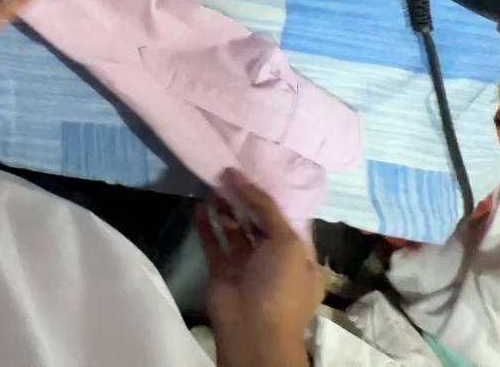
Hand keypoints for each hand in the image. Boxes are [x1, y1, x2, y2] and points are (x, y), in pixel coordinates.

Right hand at [197, 169, 321, 366]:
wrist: (252, 327)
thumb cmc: (280, 284)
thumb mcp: (286, 242)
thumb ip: (265, 207)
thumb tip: (238, 175)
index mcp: (300, 259)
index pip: (289, 221)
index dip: (273, 198)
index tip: (255, 172)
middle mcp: (275, 261)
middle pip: (259, 223)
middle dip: (245, 200)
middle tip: (227, 174)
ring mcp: (247, 265)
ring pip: (235, 230)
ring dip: (225, 209)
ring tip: (212, 186)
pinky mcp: (221, 269)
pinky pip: (213, 241)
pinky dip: (206, 224)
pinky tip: (199, 207)